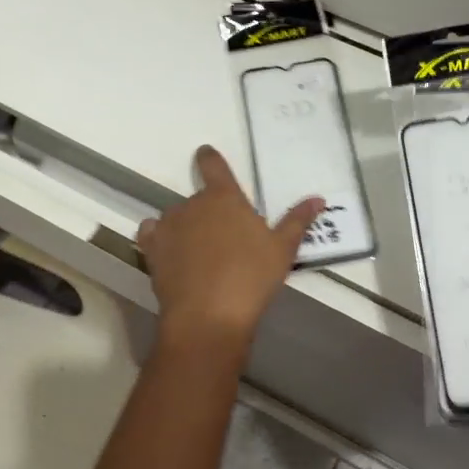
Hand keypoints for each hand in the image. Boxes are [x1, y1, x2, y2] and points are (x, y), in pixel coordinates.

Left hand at [138, 146, 324, 355]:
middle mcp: (192, 204)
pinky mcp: (151, 249)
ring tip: (202, 255)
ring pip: (178, 218)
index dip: (209, 158)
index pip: (214, 165)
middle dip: (211, 213)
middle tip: (226, 240)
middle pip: (200, 199)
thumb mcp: (283, 250)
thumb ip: (297, 221)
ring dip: (187, 228)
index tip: (205, 152)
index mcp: (224, 197)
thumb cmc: (251, 277)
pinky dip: (161, 238)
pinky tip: (172, 254)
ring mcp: (168, 225)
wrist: (209, 315)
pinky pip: (153, 233)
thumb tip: (317, 199)